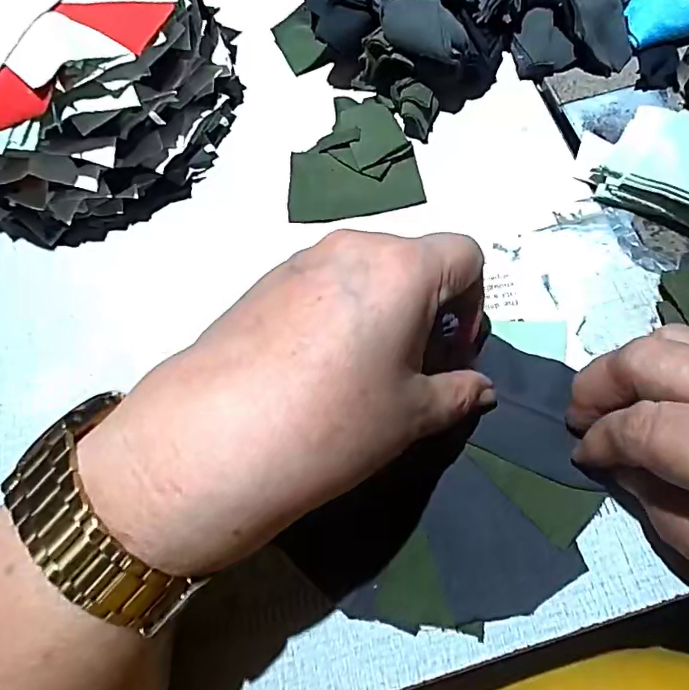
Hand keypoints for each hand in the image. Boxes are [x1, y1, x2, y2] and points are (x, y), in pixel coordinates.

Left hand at [73, 231, 495, 576]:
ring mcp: (304, 259)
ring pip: (371, 268)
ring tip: (364, 365)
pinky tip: (318, 364)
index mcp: (403, 268)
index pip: (466, 253)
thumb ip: (459, 392)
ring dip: (388, 305)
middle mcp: (356, 247)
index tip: (451, 349)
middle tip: (413, 362)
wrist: (206, 442)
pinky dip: (345, 308)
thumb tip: (482, 388)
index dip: (474, 300)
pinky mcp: (266, 279)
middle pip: (417, 259)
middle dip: (432, 304)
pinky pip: (328, 280)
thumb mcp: (412, 414)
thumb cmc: (333, 422)